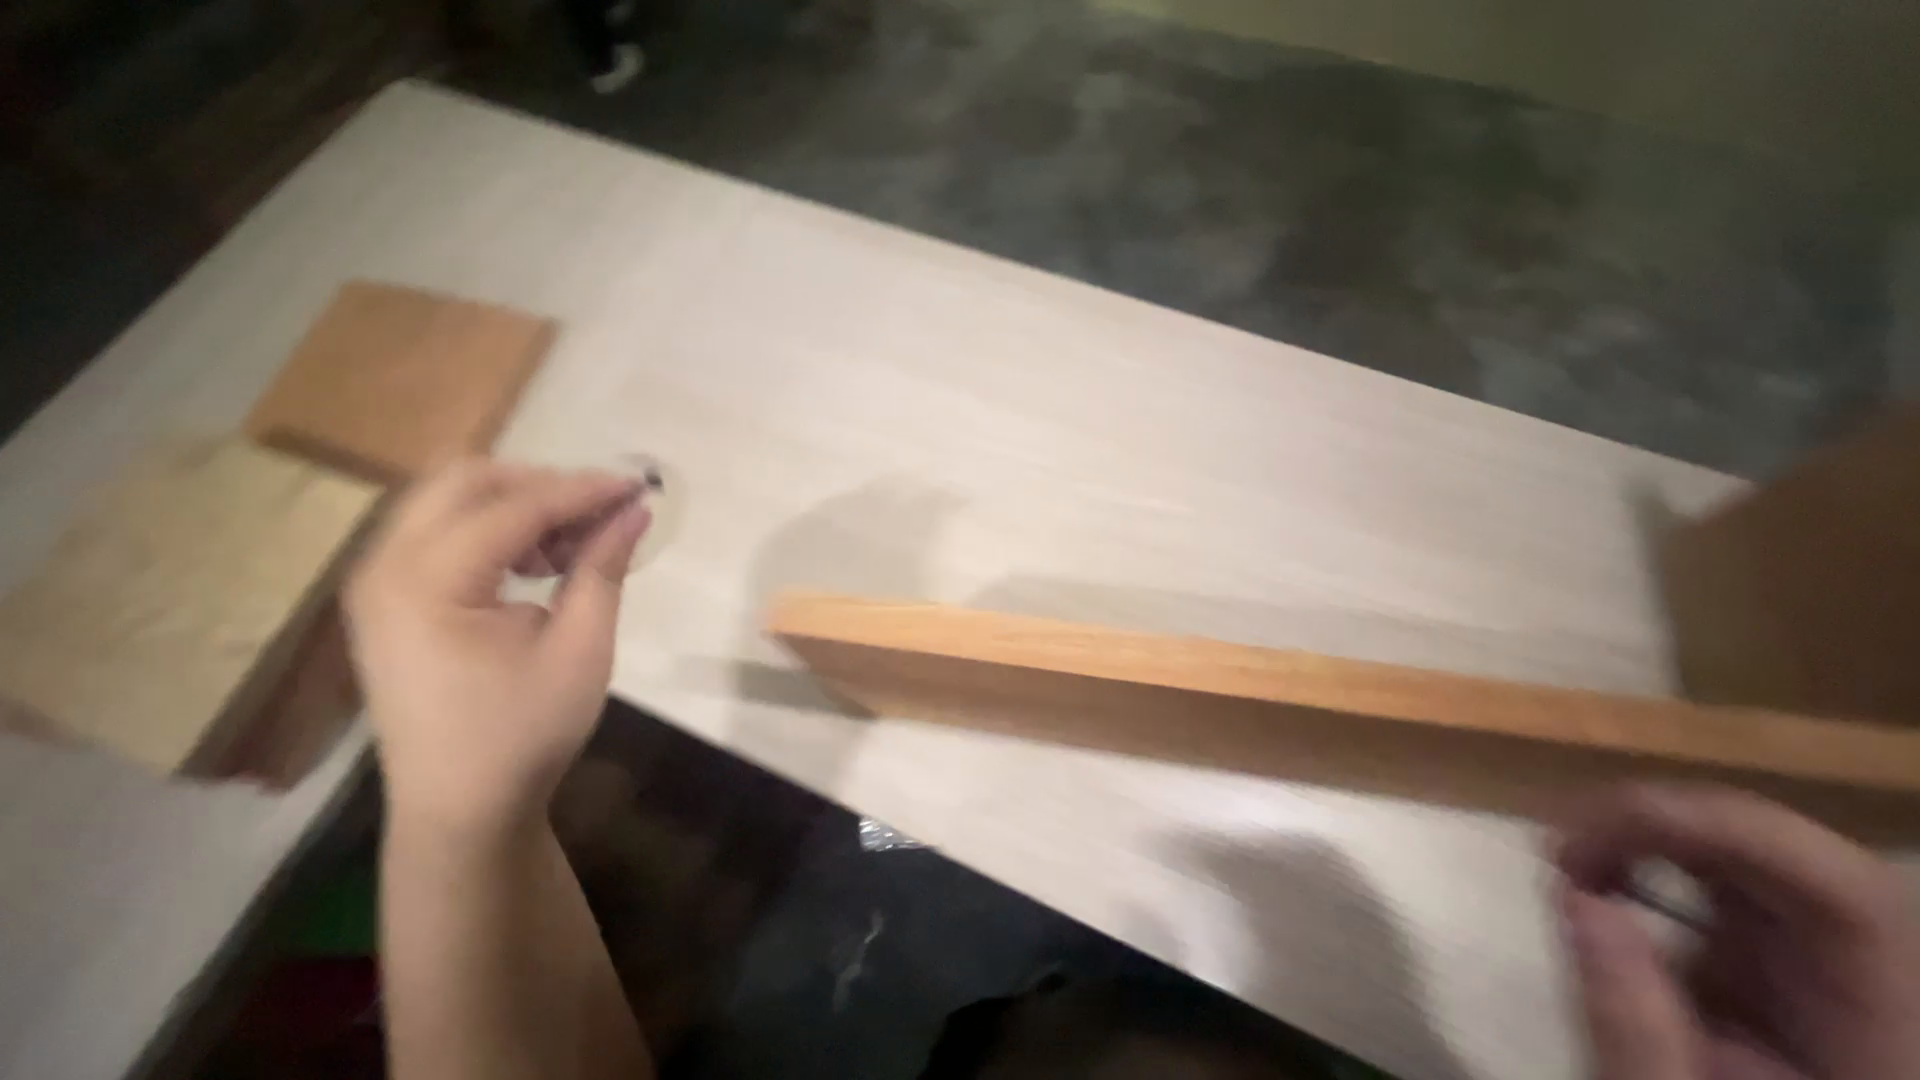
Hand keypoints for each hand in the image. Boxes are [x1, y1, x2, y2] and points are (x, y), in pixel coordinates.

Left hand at [345, 460, 651, 832]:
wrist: (461, 809)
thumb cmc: (524, 733)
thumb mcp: (581, 649)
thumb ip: (603, 568)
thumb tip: (635, 511)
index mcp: (425, 582)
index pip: (514, 507)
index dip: (582, 490)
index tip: (638, 486)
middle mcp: (384, 567)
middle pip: (464, 481)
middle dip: (542, 483)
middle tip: (600, 510)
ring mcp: (376, 582)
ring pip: (447, 501)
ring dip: (515, 504)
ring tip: (571, 544)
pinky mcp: (386, 600)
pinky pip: (437, 534)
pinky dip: (490, 530)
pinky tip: (533, 564)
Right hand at [1554, 785, 1919, 1079]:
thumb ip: (1630, 1025)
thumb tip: (1579, 898)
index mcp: (1878, 1036)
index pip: (1843, 891)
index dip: (1730, 830)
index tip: (1601, 832)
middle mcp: (1864, 981)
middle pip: (1786, 852)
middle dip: (1663, 826)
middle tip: (1562, 852)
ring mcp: (1814, 963)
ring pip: (1748, 851)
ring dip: (1646, 834)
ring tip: (1567, 864)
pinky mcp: (1770, 957)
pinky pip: (1720, 876)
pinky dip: (1645, 857)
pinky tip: (1594, 879)